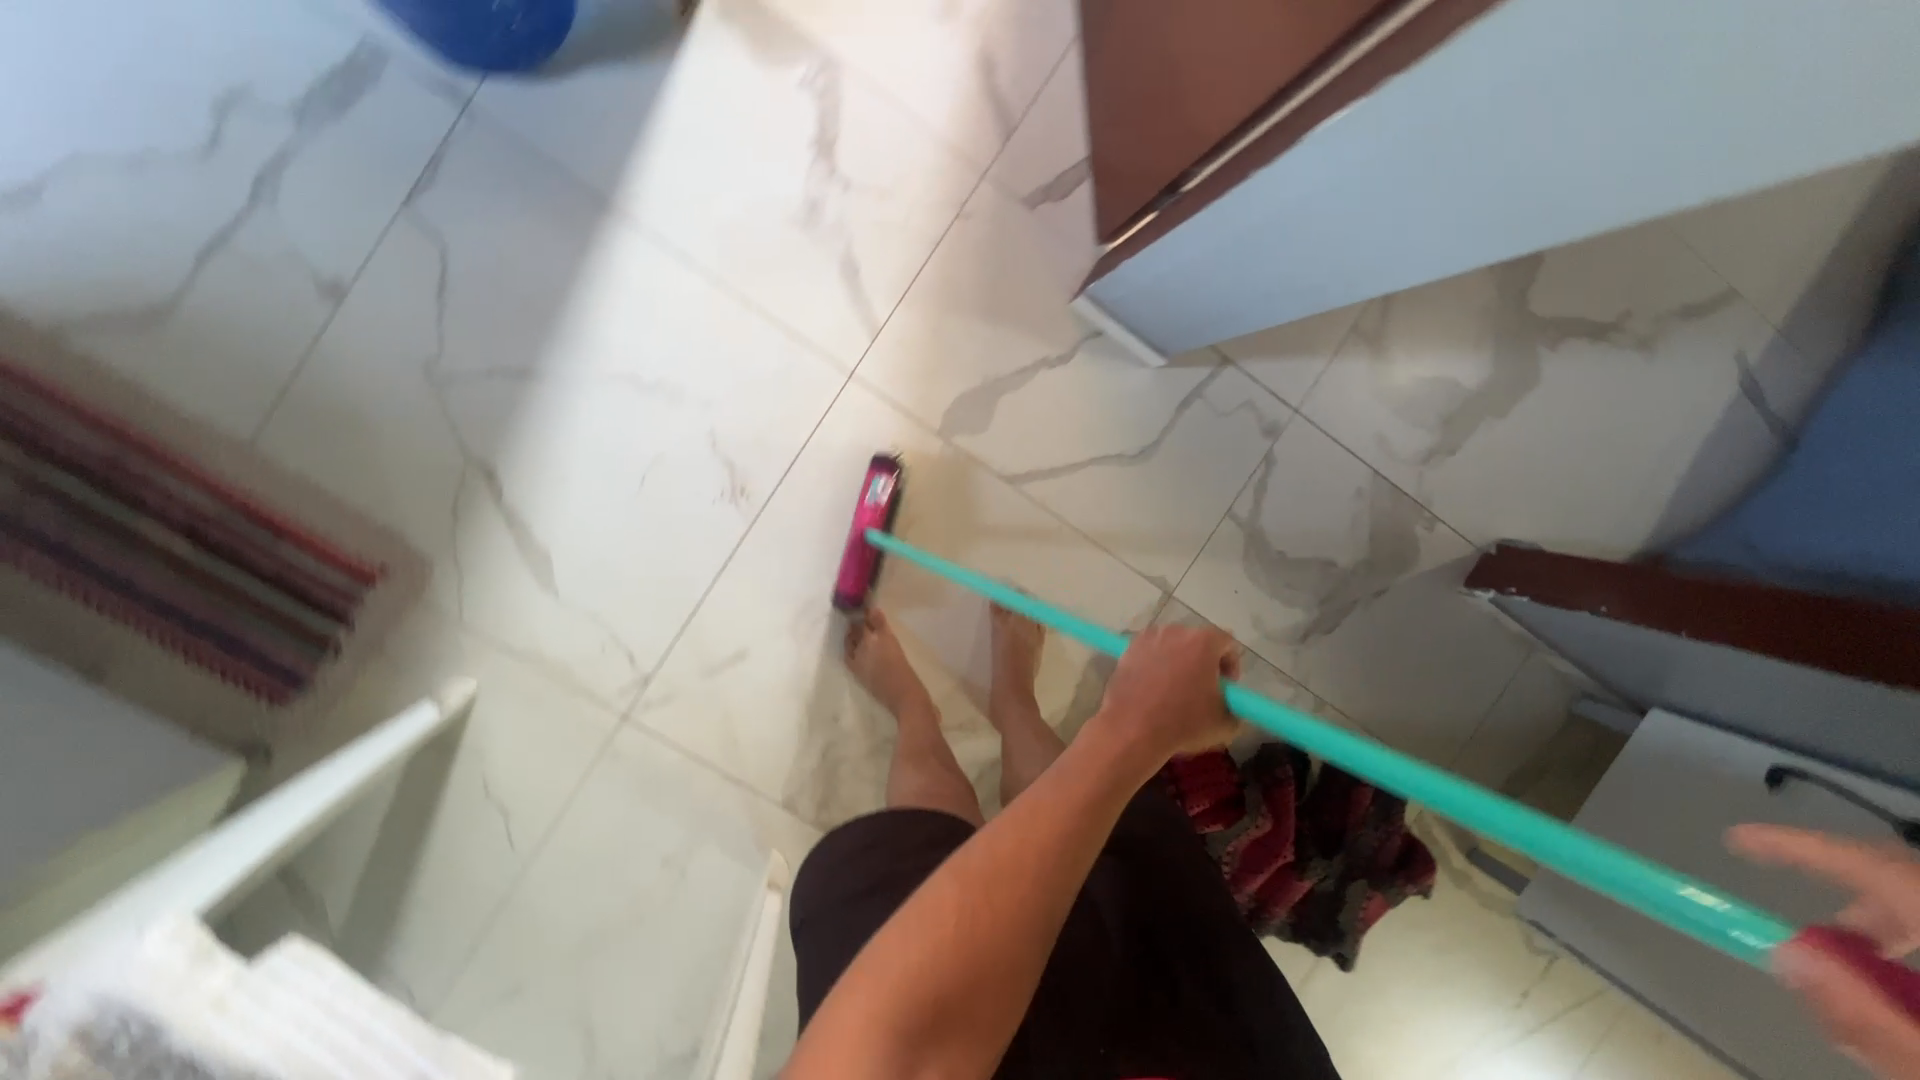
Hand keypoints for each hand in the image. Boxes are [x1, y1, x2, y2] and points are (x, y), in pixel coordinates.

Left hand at [1093, 625, 1241, 759]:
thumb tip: (1231, 703)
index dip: (1231, 665)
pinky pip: (1150, 653)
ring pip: (1172, 646)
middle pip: (1198, 641)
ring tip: (1175, 690)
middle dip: (1204, 662)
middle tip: (1202, 689)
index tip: (1225, 688)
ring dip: (1179, 662)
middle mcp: (1174, 631)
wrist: (1132, 730)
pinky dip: (1155, 665)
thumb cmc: (1182, 723)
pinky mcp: (1127, 651)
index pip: (1228, 642)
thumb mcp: (1225, 723)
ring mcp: (1147, 639)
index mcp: (1203, 642)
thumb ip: (1237, 706)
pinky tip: (1154, 688)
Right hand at [1729, 824, 1919, 1077]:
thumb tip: (1786, 954)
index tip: (1741, 842)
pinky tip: (1919, 1006)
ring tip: (1878, 988)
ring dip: (1904, 936)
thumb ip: (1872, 1022)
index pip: (1879, 866)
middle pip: (1919, 886)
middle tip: (1817, 944)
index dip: (1803, 847)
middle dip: (1863, 906)